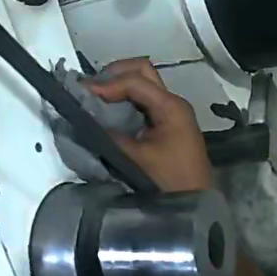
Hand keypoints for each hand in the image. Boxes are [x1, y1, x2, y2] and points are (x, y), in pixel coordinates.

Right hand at [85, 58, 212, 192]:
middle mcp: (173, 102)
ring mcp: (172, 112)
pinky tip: (108, 109)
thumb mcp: (136, 159)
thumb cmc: (169, 180)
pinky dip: (125, 99)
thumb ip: (110, 136)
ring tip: (95, 97)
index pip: (135, 82)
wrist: (194, 203)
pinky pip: (144, 100)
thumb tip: (85, 120)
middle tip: (90, 88)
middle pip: (143, 72)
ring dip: (119, 85)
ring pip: (144, 84)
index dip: (107, 84)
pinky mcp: (167, 123)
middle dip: (115, 74)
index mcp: (170, 106)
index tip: (82, 93)